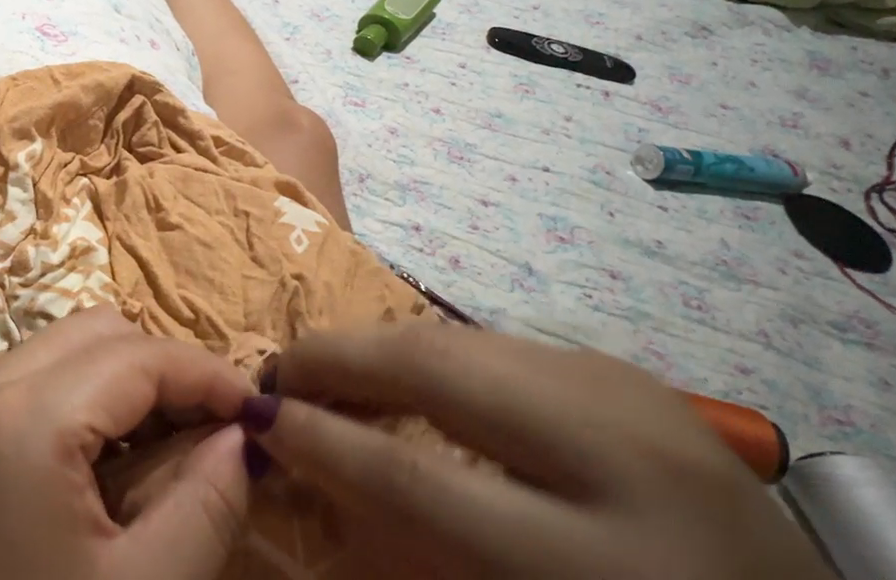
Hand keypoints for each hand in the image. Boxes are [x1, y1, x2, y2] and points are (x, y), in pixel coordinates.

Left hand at [0, 308, 255, 579]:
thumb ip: (205, 503)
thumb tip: (242, 437)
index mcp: (28, 416)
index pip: (139, 354)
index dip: (209, 374)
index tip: (259, 415)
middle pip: (99, 331)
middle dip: (166, 369)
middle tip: (215, 432)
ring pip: (67, 346)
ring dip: (128, 380)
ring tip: (174, 447)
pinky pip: (37, 377)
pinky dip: (88, 395)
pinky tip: (117, 459)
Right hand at [242, 326, 831, 579]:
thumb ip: (410, 539)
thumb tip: (312, 460)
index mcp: (595, 565)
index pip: (412, 477)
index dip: (318, 440)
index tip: (257, 420)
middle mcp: (626, 463)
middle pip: (437, 367)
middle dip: (337, 358)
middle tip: (280, 375)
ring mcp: (638, 402)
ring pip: (465, 337)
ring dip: (379, 347)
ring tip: (333, 375)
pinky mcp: (636, 377)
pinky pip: (501, 345)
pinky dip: (435, 353)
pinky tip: (411, 379)